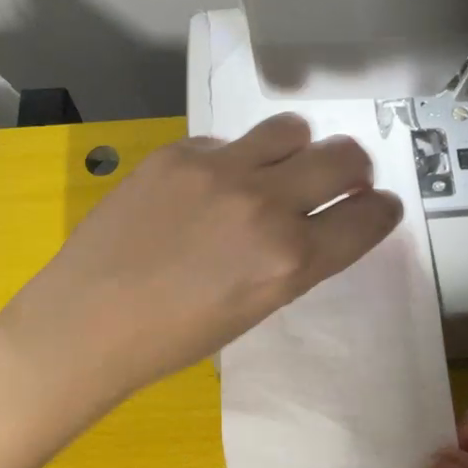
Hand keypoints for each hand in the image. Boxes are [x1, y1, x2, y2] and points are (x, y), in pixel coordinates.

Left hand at [0, 112, 402, 401]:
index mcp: (291, 260)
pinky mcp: (178, 152)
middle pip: (344, 157)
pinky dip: (231, 160)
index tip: (377, 205)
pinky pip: (227, 141)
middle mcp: (265, 205)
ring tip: (275, 168)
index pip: (367, 217)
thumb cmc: (174, 337)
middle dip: (354, 168)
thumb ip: (294, 261)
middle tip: (341, 177)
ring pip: (291, 129)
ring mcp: (219, 170)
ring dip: (297, 148)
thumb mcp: (255, 308)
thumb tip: (314, 222)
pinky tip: (204, 189)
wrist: (87, 320)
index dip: (380, 210)